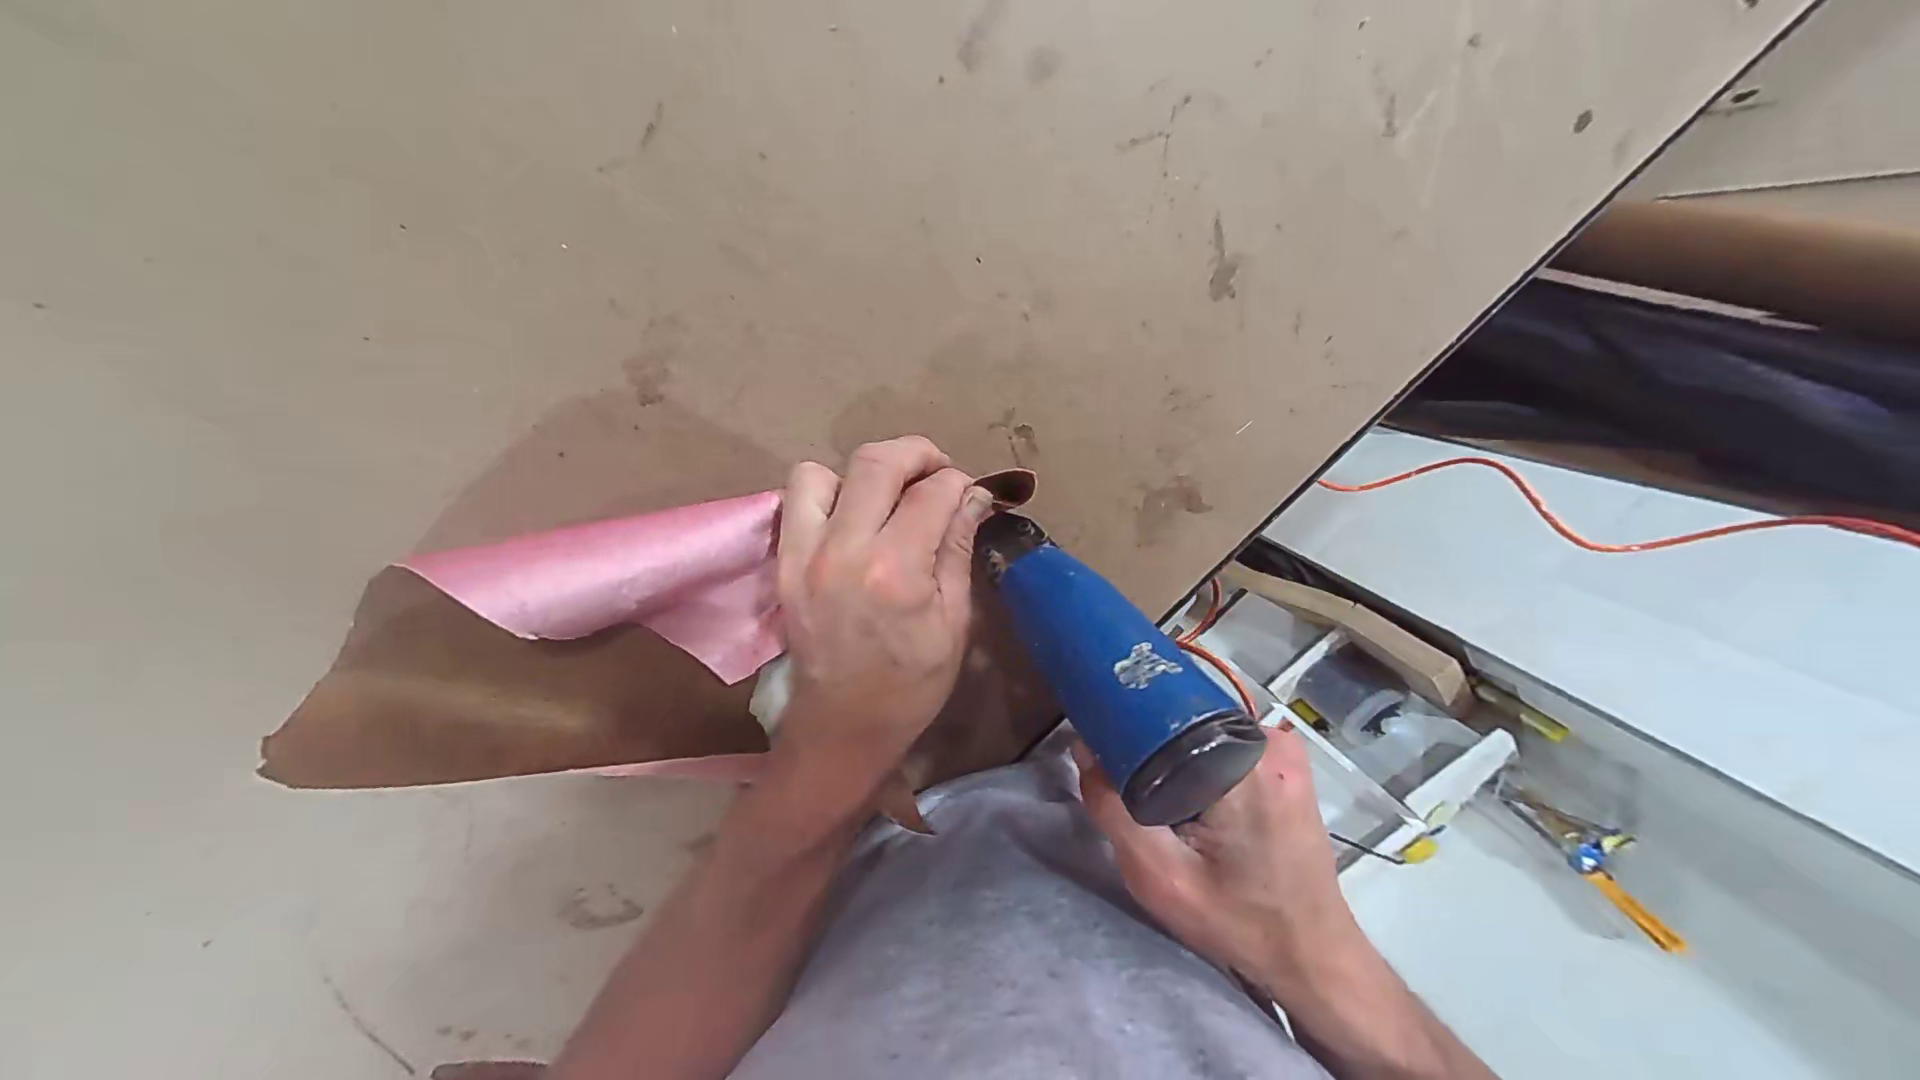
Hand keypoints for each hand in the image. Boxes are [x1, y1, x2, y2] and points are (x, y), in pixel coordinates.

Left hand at [773, 436, 993, 792]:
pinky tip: (851, 518)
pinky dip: (826, 492)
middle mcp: (845, 551)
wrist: (844, 725)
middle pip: (877, 461)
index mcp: (897, 571)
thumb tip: (973, 495)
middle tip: (937, 473)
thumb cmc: (912, 684)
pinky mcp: (784, 563)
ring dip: (863, 472)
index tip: (970, 494)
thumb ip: (957, 548)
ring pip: (823, 470)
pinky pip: (796, 499)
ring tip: (886, 497)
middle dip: (917, 454)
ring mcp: (805, 555)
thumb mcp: (955, 621)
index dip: (961, 483)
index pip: (934, 492)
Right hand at [1074, 727, 1364, 1001]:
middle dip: (1148, 744)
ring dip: (1174, 755)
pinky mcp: (1290, 762)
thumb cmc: (1238, 921)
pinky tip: (1191, 795)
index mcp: (1244, 765)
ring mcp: (1285, 749)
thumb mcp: (1159, 877)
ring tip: (1158, 792)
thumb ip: (1111, 810)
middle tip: (1125, 779)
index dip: (1123, 726)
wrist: (1313, 954)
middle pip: (1182, 721)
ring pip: (1201, 729)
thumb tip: (1085, 747)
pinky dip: (1200, 760)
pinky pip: (1224, 742)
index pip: (1163, 717)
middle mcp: (1270, 744)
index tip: (1099, 743)